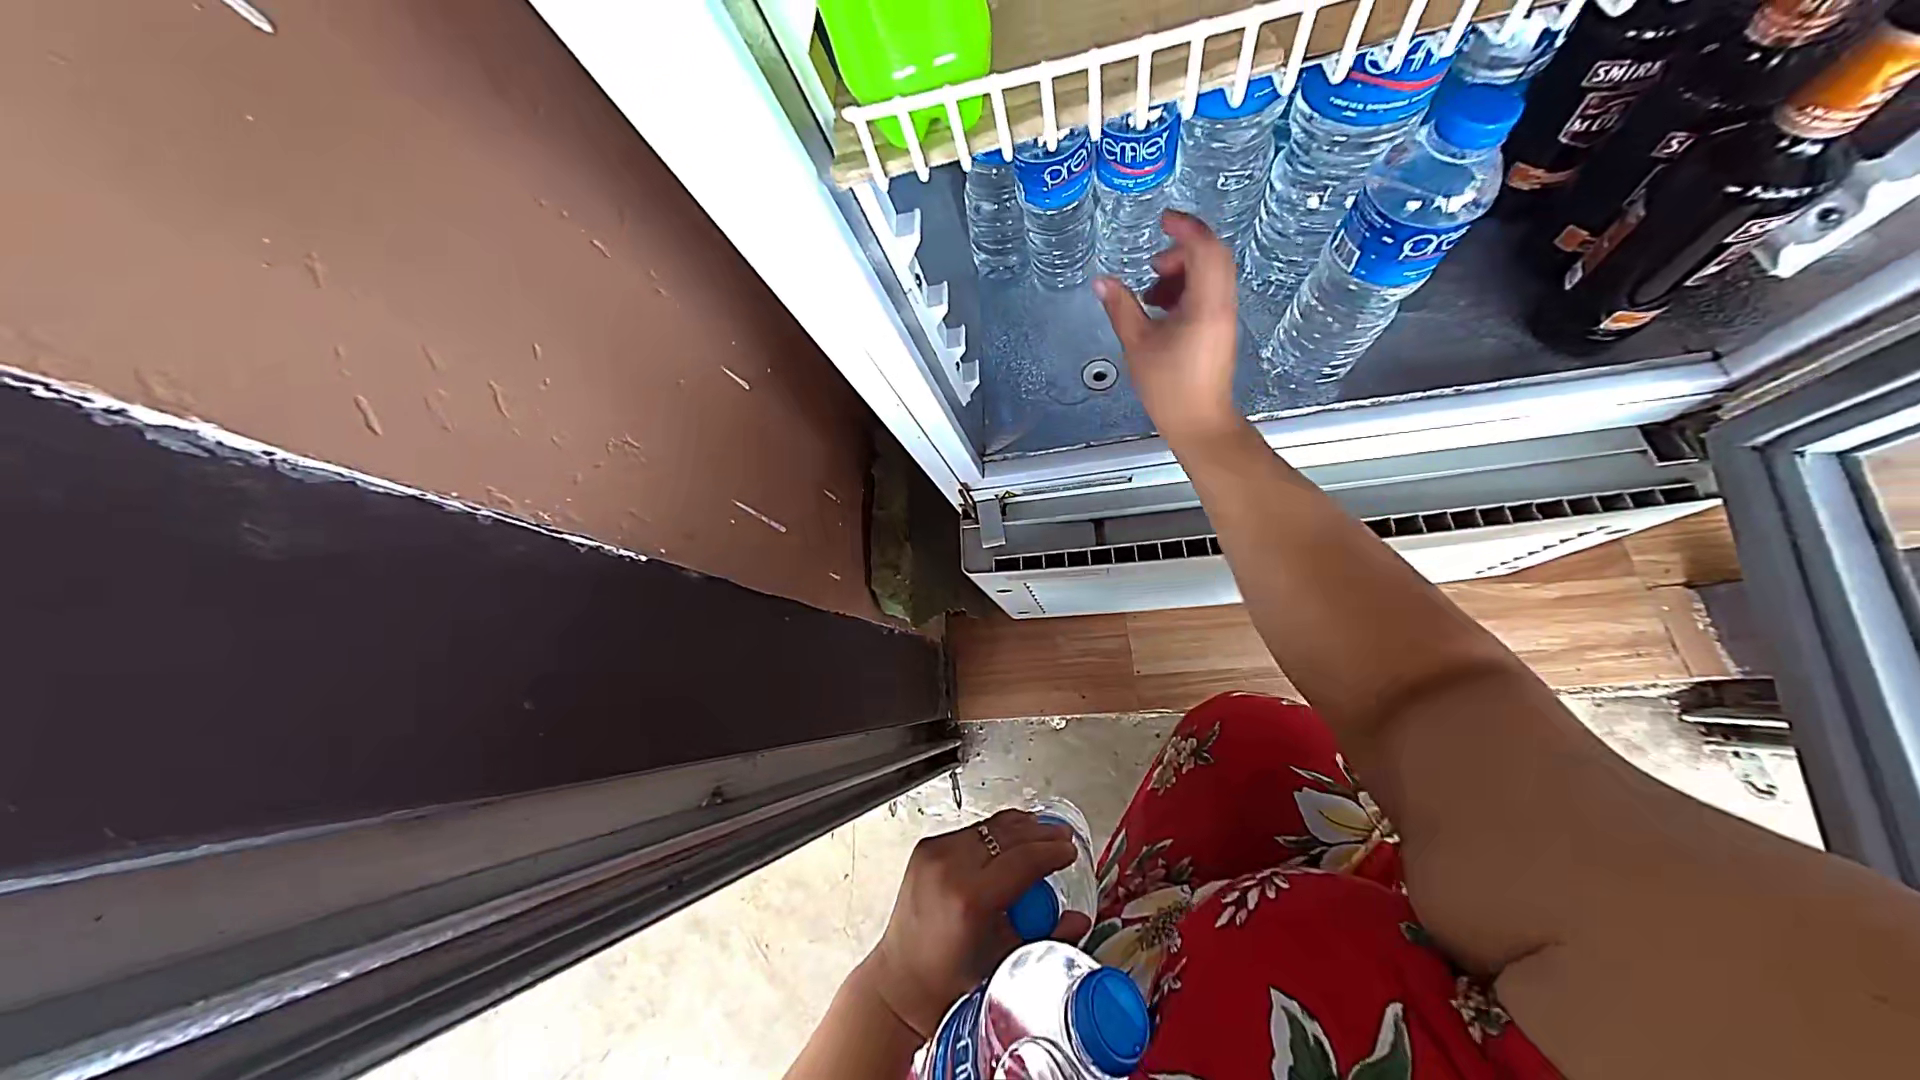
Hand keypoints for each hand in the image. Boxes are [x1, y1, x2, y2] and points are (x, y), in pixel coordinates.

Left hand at [861, 808, 1093, 1037]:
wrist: (899, 982)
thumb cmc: (947, 983)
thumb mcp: (1003, 963)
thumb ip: (1044, 936)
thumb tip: (1080, 920)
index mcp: (968, 900)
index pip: (1022, 860)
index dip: (1051, 852)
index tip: (1070, 851)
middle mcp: (947, 868)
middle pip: (1007, 834)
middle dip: (1040, 833)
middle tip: (1062, 837)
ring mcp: (933, 854)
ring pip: (988, 827)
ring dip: (1018, 828)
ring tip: (1042, 833)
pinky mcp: (925, 848)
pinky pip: (970, 832)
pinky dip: (993, 834)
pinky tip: (1010, 841)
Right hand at [1093, 210, 1243, 444]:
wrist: (1199, 421)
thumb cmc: (1171, 388)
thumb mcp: (1137, 345)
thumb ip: (1120, 308)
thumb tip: (1103, 283)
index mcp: (1206, 304)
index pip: (1204, 248)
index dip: (1185, 227)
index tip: (1164, 219)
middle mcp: (1222, 304)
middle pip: (1211, 256)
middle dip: (1180, 252)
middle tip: (1153, 262)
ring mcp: (1223, 317)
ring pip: (1210, 275)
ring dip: (1181, 273)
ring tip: (1152, 294)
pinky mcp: (1219, 329)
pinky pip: (1208, 293)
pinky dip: (1185, 291)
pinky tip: (1161, 311)